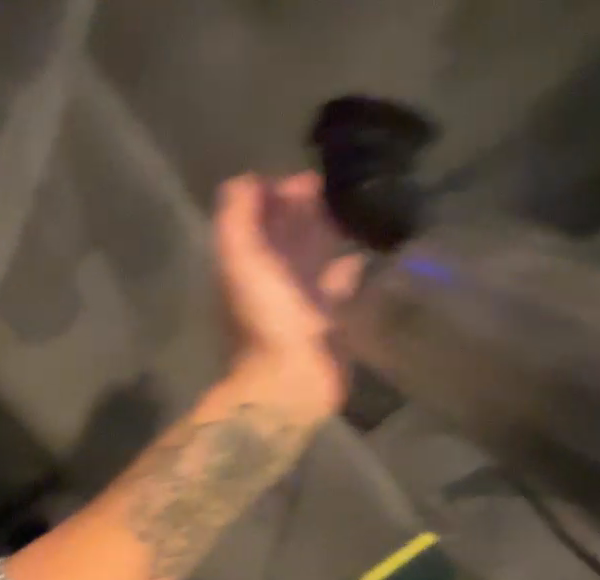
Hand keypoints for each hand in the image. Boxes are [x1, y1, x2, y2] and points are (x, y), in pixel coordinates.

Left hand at [213, 172, 363, 423]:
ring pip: (312, 258)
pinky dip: (347, 269)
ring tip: (355, 208)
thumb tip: (246, 181)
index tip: (304, 176)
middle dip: (303, 210)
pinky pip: (338, 288)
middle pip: (285, 237)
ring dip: (326, 234)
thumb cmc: (266, 320)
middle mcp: (269, 282)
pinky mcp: (327, 322)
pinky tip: (362, 254)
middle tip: (333, 184)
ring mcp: (299, 302)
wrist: (289, 382)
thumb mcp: (241, 263)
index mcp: (245, 267)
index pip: (257, 221)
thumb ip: (236, 222)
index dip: (273, 196)